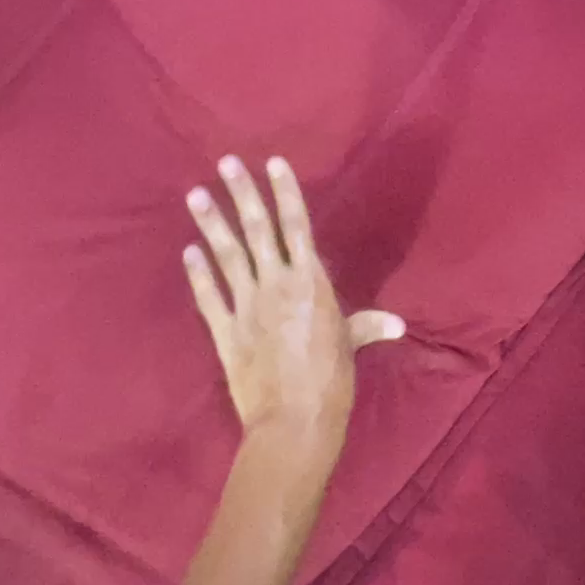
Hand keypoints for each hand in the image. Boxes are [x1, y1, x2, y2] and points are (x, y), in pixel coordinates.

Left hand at [183, 156, 404, 442]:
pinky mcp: (225, 332)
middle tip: (226, 163)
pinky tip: (188, 251)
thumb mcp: (351, 345)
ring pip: (227, 256)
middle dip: (242, 194)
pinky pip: (209, 297)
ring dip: (212, 223)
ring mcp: (247, 306)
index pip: (297, 225)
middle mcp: (276, 284)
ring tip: (196, 194)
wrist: (295, 422)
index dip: (285, 192)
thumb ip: (367, 327)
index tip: (273, 162)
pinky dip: (198, 274)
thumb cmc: (332, 379)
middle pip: (258, 230)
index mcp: (310, 281)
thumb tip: (397, 325)